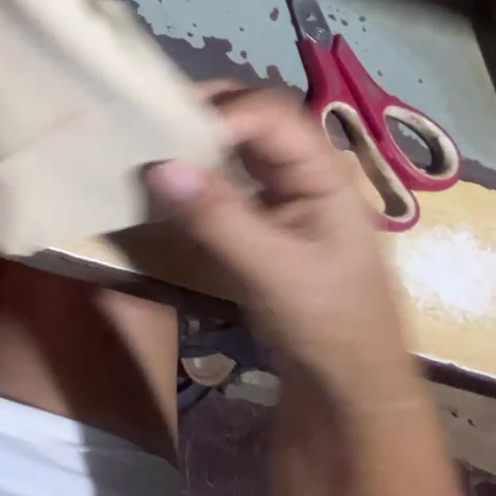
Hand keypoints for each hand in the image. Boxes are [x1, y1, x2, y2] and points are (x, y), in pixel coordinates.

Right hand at [145, 88, 415, 403]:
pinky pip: (221, 170)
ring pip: (235, 139)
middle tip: (151, 120)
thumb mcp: (273, 272)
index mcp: (324, 175)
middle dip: (204, 110)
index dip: (224, 113)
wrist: (346, 385)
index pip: (273, 115)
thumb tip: (159, 165)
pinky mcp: (258, 212)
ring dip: (194, 134)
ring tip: (148, 140)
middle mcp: (302, 171)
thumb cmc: (327, 325)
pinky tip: (162, 175)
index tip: (172, 131)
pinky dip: (191, 163)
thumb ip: (219, 217)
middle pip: (253, 115)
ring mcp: (281, 191)